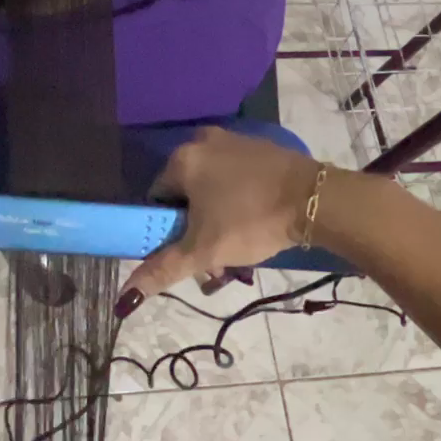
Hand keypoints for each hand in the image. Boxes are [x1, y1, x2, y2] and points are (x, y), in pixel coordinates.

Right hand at [119, 128, 321, 311]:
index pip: (156, 200)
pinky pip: (235, 177)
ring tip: (237, 244)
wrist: (317, 201)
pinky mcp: (260, 148)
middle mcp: (202, 142)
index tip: (189, 250)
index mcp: (181, 160)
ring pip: (211, 187)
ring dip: (217, 217)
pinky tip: (255, 221)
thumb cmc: (251, 221)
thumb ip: (162, 270)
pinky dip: (238, 200)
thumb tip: (123, 300)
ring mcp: (234, 141)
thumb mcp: (203, 251)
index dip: (167, 230)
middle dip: (195, 227)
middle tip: (215, 255)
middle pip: (185, 194)